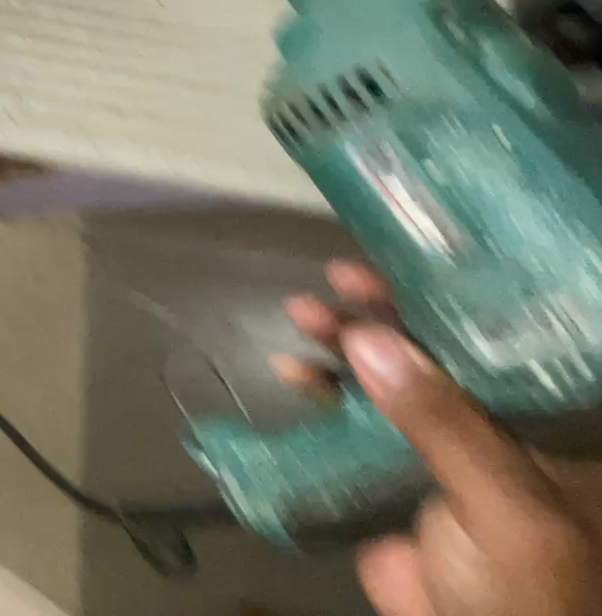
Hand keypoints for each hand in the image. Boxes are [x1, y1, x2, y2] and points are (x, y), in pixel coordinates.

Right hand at [276, 262, 601, 615]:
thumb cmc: (529, 590)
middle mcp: (503, 430)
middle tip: (339, 279)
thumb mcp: (507, 508)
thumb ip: (446, 424)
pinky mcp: (391, 470)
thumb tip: (369, 340)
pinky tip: (293, 369)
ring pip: (391, 375)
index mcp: (559, 435)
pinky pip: (353, 413)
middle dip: (387, 314)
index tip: (407, 269)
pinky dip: (322, 385)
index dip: (458, 305)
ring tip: (302, 313)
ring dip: (345, 341)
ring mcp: (444, 450)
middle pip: (440, 353)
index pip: (509, 349)